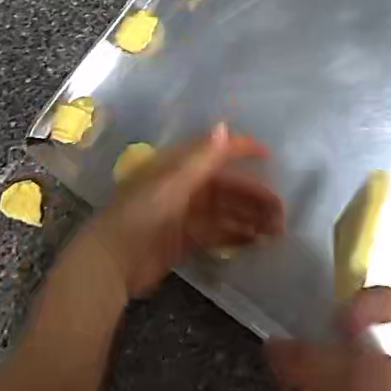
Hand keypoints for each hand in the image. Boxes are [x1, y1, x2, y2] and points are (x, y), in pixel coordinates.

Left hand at [76, 124, 283, 298]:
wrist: (110, 263)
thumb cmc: (138, 217)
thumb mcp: (171, 185)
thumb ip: (200, 160)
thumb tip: (224, 127)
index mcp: (177, 168)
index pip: (213, 152)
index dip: (240, 150)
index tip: (268, 156)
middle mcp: (183, 188)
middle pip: (225, 187)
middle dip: (253, 196)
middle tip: (280, 212)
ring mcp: (184, 215)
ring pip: (224, 212)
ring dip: (249, 218)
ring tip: (275, 230)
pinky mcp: (183, 241)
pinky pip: (216, 234)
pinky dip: (235, 236)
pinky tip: (255, 242)